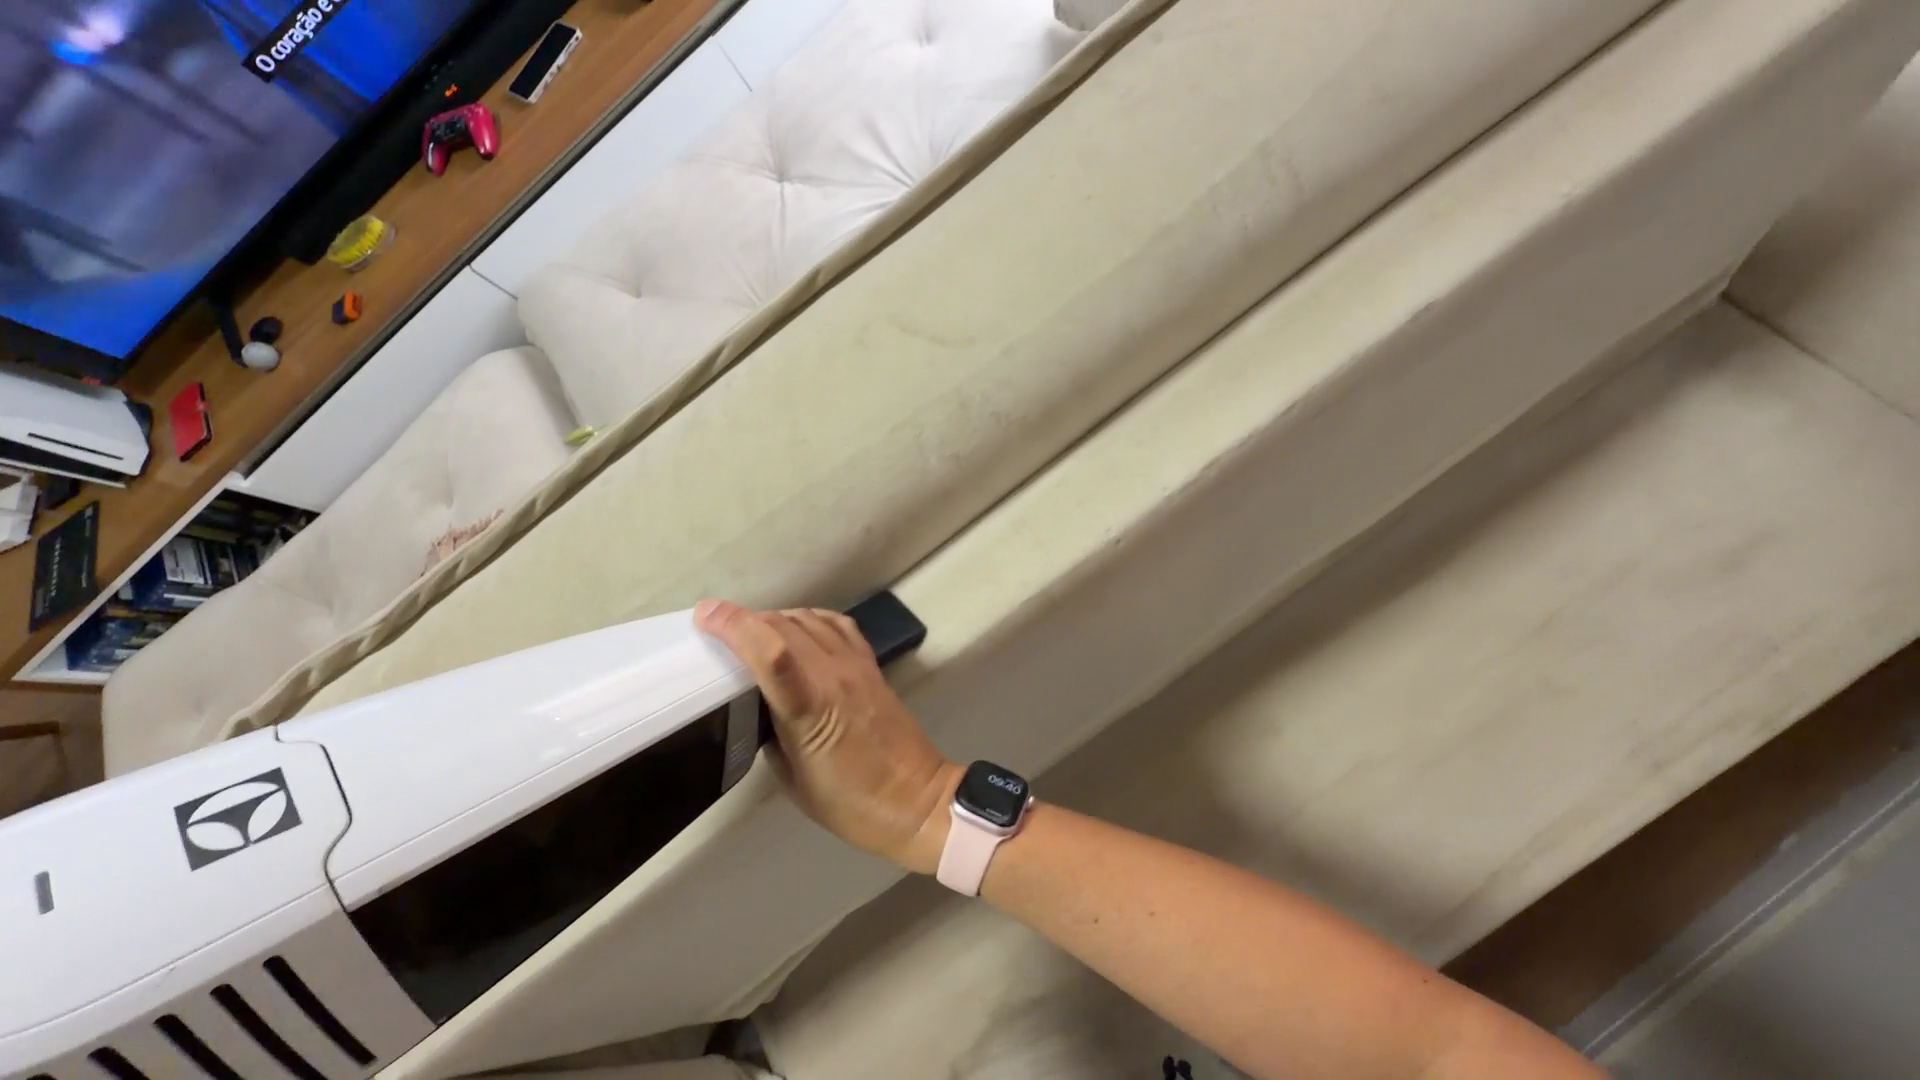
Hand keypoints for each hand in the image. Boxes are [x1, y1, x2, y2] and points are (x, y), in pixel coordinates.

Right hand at [695, 599, 960, 874]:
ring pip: (810, 620)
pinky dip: (812, 619)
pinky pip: (839, 626)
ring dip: (777, 619)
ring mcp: (857, 667)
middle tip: (719, 629)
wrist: (917, 801)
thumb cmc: (853, 804)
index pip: (770, 652)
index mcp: (811, 709)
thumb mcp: (795, 781)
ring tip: (754, 632)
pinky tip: (799, 629)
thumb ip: (772, 737)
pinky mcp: (872, 667)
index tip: (705, 615)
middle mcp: (835, 676)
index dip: (734, 626)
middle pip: (785, 626)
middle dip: (746, 620)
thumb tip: (759, 712)